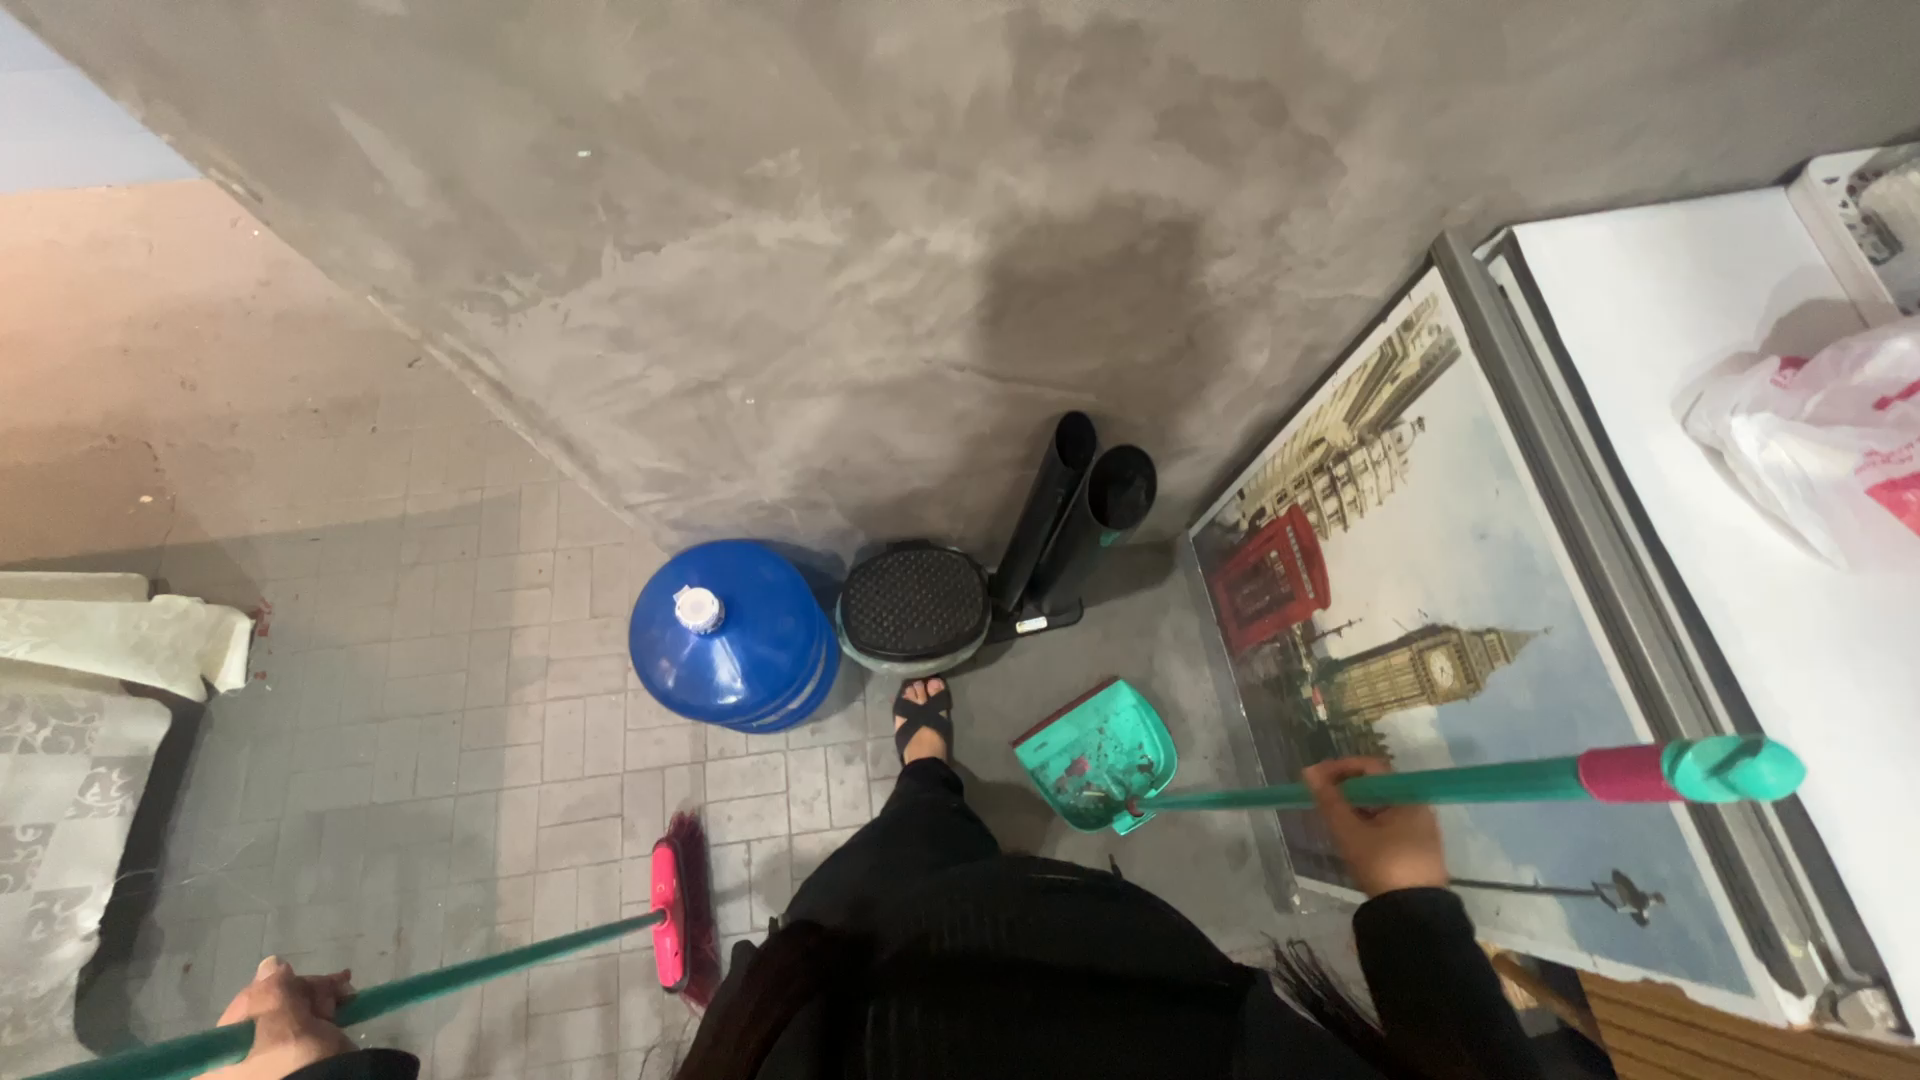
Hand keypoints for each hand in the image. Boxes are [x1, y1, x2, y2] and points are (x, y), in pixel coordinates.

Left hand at [197, 957, 355, 1079]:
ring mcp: (262, 1064)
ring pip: (292, 1014)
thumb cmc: (298, 1063)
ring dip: (322, 999)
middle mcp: (234, 1063)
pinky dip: (325, 1010)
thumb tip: (270, 964)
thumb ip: (273, 993)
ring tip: (347, 997)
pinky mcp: (289, 1062)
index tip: (310, 982)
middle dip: (307, 993)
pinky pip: (304, 1026)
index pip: (246, 1005)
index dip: (280, 988)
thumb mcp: (284, 1027)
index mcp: (218, 1060)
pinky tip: (345, 1001)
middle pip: (271, 1009)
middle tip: (338, 990)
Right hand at [1303, 757, 1448, 897]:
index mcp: (1408, 798)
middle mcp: (1419, 808)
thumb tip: (1308, 771)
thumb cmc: (1382, 865)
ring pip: (1380, 806)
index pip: (1371, 767)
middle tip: (1321, 798)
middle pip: (1376, 785)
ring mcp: (1421, 830)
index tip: (1316, 777)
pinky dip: (1367, 822)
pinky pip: (1388, 823)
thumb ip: (1328, 799)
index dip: (1340, 767)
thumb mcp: (1349, 831)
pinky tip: (1351, 835)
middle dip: (1345, 788)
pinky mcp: (1418, 849)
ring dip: (1354, 806)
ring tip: (1332, 818)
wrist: (1414, 916)